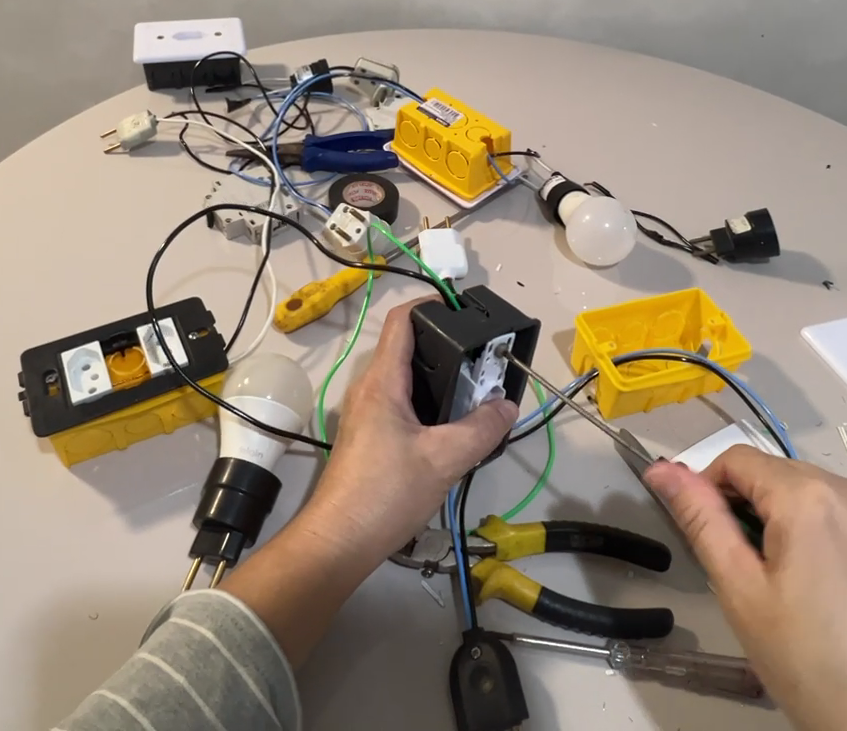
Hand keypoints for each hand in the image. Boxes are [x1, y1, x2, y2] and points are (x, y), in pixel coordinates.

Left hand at [295, 298, 517, 563]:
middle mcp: (369, 388)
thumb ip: (481, 429)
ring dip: (437, 378)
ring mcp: (365, 413)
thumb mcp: (444, 460)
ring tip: (473, 389)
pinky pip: (400, 404)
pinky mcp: (367, 437)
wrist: (339, 541)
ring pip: (404, 379)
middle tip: (481, 357)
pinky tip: (450, 426)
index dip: (429, 304)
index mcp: (383, 381)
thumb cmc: (386, 492)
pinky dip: (427, 403)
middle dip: (444, 345)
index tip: (461, 306)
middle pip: (406, 348)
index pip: (401, 321)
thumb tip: (507, 406)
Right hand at [644, 448, 846, 730]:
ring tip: (807, 592)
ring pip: (834, 502)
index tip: (711, 535)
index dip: (711, 488)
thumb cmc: (813, 667)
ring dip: (808, 526)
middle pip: (788, 478)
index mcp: (810, 496)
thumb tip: (662, 470)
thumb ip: (700, 519)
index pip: (738, 460)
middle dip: (761, 510)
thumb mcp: (740, 592)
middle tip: (755, 574)